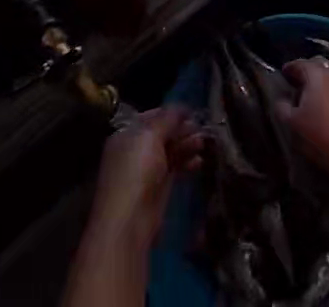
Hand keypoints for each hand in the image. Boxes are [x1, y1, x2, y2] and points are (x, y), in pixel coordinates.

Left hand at [88, 105, 203, 255]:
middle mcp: (135, 150)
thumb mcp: (150, 136)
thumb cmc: (136, 171)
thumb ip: (168, 118)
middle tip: (201, 127)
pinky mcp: (159, 187)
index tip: (192, 111)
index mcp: (126, 135)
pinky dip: (187, 162)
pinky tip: (199, 162)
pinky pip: (176, 167)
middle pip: (163, 133)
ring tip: (202, 143)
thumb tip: (182, 108)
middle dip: (182, 129)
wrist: (129, 221)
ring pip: (171, 149)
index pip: (151, 116)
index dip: (170, 113)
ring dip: (187, 144)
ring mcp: (147, 169)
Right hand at [275, 57, 328, 175]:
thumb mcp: (293, 123)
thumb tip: (281, 99)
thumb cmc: (320, 133)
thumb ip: (282, 108)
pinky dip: (328, 92)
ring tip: (307, 99)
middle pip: (317, 66)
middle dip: (305, 73)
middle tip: (294, 86)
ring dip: (318, 83)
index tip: (281, 75)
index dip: (288, 69)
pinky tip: (323, 107)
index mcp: (316, 73)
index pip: (299, 63)